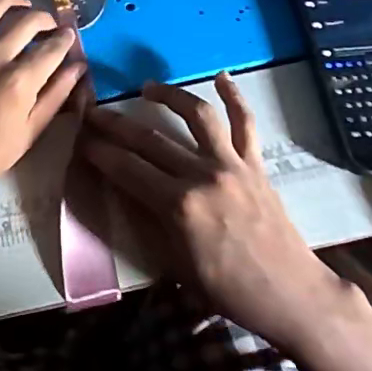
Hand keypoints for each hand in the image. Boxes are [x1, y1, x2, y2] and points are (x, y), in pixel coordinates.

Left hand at [0, 0, 86, 195]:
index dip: (66, 39)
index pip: (52, 47)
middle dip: (45, 19)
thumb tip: (78, 67)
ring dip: (12, 2)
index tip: (70, 36)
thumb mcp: (31, 131)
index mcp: (20, 79)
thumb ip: (56, 94)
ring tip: (22, 5)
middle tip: (50, 25)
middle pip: (27, 21)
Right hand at [82, 73, 354, 350]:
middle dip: (117, 124)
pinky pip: (245, 123)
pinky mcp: (255, 163)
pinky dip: (234, 97)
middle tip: (96, 111)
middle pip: (152, 140)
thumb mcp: (178, 267)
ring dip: (170, 95)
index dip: (101, 153)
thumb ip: (154, 226)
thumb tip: (132, 195)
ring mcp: (232, 164)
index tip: (82, 138)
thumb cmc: (229, 290)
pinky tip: (221, 77)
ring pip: (198, 115)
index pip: (128, 170)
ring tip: (148, 86)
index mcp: (179, 206)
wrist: (289, 293)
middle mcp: (203, 175)